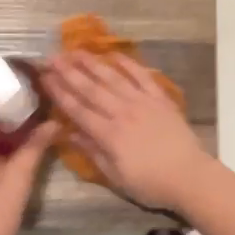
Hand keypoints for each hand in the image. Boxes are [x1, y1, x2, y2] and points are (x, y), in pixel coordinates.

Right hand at [43, 52, 222, 210]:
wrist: (189, 176)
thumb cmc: (150, 183)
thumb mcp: (115, 176)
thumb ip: (92, 152)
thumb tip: (68, 134)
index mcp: (108, 134)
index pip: (78, 109)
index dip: (59, 93)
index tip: (44, 78)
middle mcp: (122, 112)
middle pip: (91, 88)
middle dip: (69, 72)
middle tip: (52, 57)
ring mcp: (142, 102)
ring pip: (112, 77)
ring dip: (92, 63)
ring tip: (75, 51)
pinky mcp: (160, 98)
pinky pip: (141, 75)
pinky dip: (127, 63)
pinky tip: (113, 54)